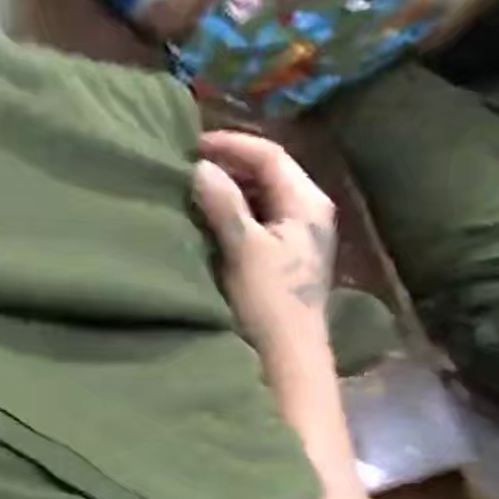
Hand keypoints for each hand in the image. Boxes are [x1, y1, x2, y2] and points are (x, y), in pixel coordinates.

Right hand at [189, 131, 337, 366]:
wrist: (288, 353)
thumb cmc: (269, 300)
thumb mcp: (244, 249)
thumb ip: (224, 205)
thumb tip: (199, 167)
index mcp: (306, 201)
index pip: (270, 155)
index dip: (232, 145)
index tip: (193, 145)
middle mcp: (308, 210)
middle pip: (268, 173)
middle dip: (230, 165)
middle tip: (189, 166)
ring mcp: (298, 235)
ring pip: (262, 197)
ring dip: (230, 190)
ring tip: (194, 190)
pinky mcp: (284, 256)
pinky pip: (257, 221)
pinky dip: (233, 214)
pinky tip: (209, 222)